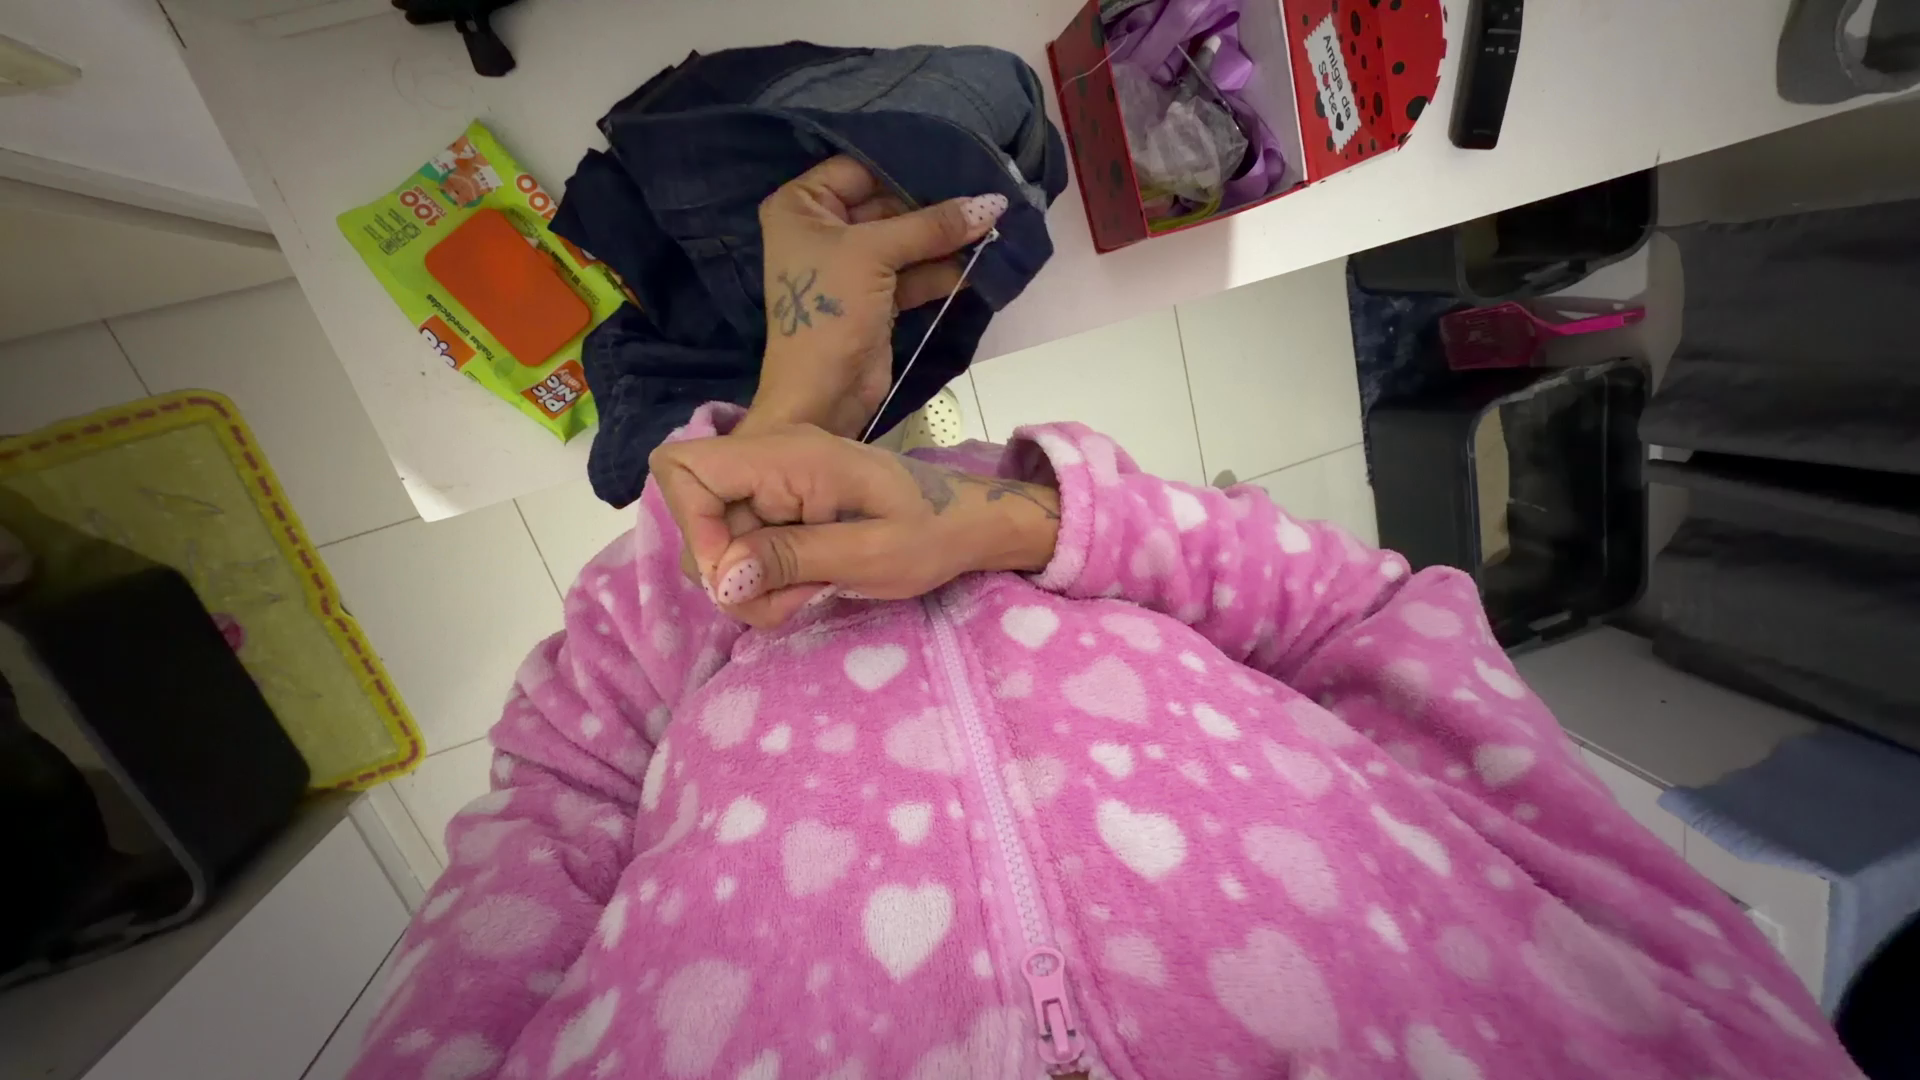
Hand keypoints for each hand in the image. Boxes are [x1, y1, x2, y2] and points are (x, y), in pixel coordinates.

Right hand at [650, 425, 1058, 626]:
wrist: (963, 522)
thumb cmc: (932, 530)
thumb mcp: (872, 552)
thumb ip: (795, 557)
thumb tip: (721, 577)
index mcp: (789, 456)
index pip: (685, 469)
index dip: (693, 526)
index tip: (739, 574)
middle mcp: (769, 462)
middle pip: (699, 521)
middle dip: (731, 575)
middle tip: (793, 599)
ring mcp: (773, 486)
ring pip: (720, 546)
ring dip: (752, 586)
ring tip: (811, 593)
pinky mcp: (781, 510)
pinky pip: (746, 551)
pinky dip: (767, 581)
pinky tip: (811, 587)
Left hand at [744, 157, 1008, 437]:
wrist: (823, 394)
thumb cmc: (830, 310)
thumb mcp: (875, 254)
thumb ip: (932, 225)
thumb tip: (993, 203)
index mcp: (803, 206)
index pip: (861, 168)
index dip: (907, 166)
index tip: (959, 159)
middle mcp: (823, 230)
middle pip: (888, 204)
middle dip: (934, 206)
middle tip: (985, 193)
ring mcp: (851, 267)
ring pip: (906, 242)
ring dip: (945, 240)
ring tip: (992, 226)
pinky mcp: (876, 299)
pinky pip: (913, 274)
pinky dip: (942, 271)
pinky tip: (980, 262)